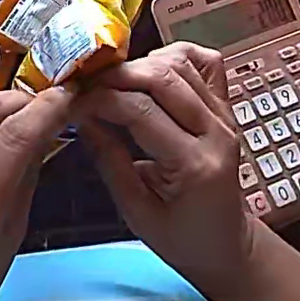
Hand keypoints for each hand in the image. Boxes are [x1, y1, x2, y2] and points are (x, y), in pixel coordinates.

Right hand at [76, 43, 262, 300]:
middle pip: (162, 76)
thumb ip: (109, 159)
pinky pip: (204, 62)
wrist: (228, 244)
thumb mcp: (135, 212)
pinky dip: (174, 55)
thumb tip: (80, 116)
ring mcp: (225, 115)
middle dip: (115, 74)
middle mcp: (216, 131)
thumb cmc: (182, 238)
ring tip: (111, 81)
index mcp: (194, 165)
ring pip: (180, 62)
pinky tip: (151, 70)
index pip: (141, 110)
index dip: (99, 98)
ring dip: (139, 63)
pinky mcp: (226, 105)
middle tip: (85, 85)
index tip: (72, 101)